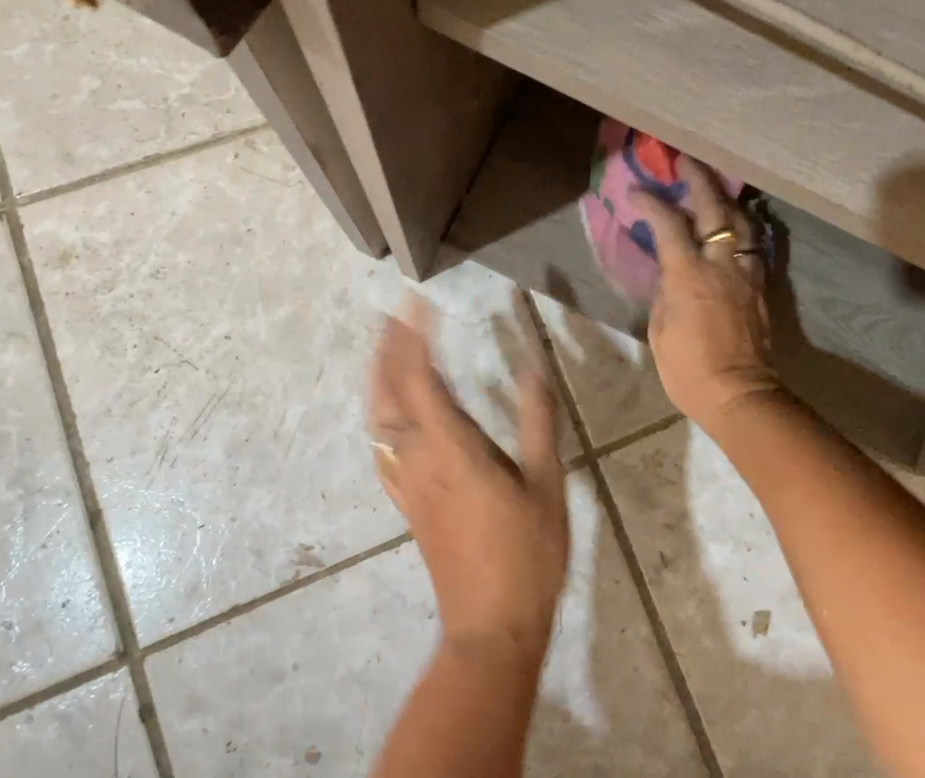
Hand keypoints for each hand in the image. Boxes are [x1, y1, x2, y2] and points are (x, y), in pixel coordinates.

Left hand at [368, 296, 569, 657]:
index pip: (422, 377)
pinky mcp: (408, 504)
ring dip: (378, 379)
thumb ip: (538, 421)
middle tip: (390, 314)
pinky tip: (388, 418)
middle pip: (389, 393)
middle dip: (386, 349)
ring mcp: (408, 483)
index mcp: (453, 447)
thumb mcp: (546, 484)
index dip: (413, 336)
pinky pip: (382, 450)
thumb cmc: (527, 553)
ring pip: (379, 421)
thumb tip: (533, 366)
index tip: (415, 302)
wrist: (491, 623)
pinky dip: (380, 418)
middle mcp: (420, 458)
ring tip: (384, 350)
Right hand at [632, 161, 781, 425]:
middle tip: (686, 162)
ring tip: (716, 191)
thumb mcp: (660, 329)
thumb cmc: (687, 369)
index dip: (650, 203)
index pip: (668, 224)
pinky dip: (744, 230)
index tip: (636, 192)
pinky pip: (755, 247)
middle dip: (699, 179)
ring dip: (727, 201)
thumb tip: (670, 273)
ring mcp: (746, 274)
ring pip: (743, 223)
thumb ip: (666, 292)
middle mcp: (721, 264)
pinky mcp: (761, 288)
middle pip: (714, 209)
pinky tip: (737, 228)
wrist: (738, 393)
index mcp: (689, 274)